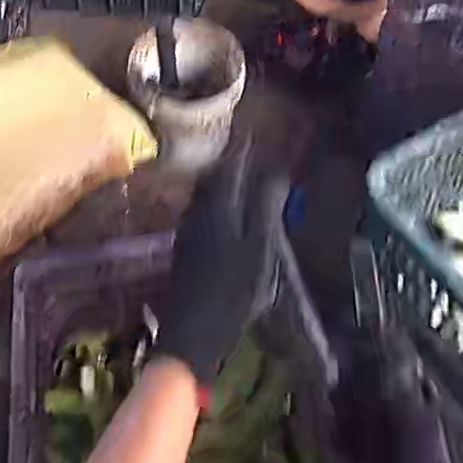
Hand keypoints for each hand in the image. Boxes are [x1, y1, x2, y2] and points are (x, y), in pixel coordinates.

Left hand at [154, 138, 288, 385]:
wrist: (193, 331)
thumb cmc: (234, 292)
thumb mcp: (260, 250)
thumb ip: (265, 208)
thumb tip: (276, 174)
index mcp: (219, 207)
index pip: (232, 165)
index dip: (245, 148)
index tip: (256, 131)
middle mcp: (200, 211)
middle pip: (216, 175)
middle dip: (233, 158)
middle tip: (251, 146)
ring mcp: (190, 229)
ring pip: (207, 191)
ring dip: (224, 177)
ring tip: (243, 169)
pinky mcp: (187, 245)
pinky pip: (204, 207)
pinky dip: (219, 198)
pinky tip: (228, 207)